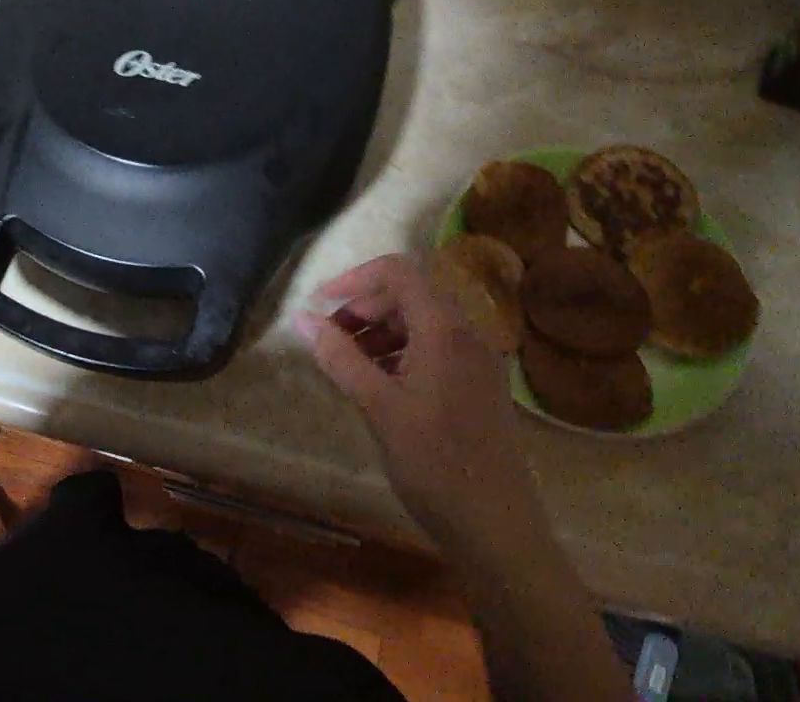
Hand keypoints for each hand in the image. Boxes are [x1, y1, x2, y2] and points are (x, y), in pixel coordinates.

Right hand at [294, 254, 532, 543]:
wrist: (498, 528)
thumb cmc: (435, 463)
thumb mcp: (378, 407)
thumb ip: (339, 357)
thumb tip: (301, 319)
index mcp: (445, 330)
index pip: (398, 272)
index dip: (354, 279)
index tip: (320, 304)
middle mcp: (467, 334)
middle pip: (410, 295)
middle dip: (364, 307)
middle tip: (329, 339)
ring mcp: (477, 360)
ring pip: (421, 323)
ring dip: (380, 332)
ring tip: (347, 364)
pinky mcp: (478, 385)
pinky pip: (435, 349)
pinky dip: (401, 353)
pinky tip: (378, 384)